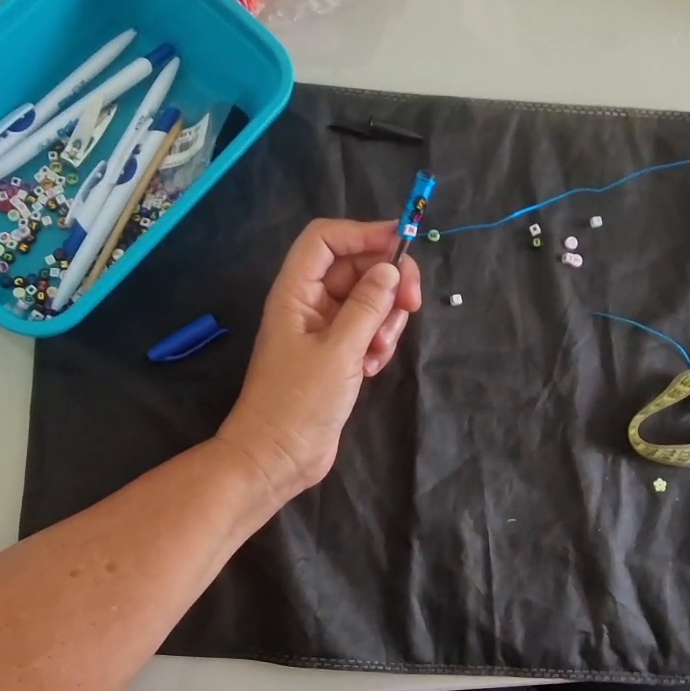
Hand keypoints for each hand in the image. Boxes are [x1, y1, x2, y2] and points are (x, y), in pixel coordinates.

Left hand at [217, 219, 422, 498]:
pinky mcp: (335, 356)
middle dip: (386, 282)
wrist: (277, 457)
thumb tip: (391, 269)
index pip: (326, 239)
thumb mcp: (339, 351)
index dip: (363, 233)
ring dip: (384, 320)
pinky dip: (377, 343)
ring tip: (379, 352)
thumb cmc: (299, 402)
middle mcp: (308, 304)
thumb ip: (368, 306)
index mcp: (296, 292)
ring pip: (366, 301)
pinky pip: (366, 331)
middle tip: (412, 305)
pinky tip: (372, 368)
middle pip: (355, 267)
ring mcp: (322, 330)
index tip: (403, 244)